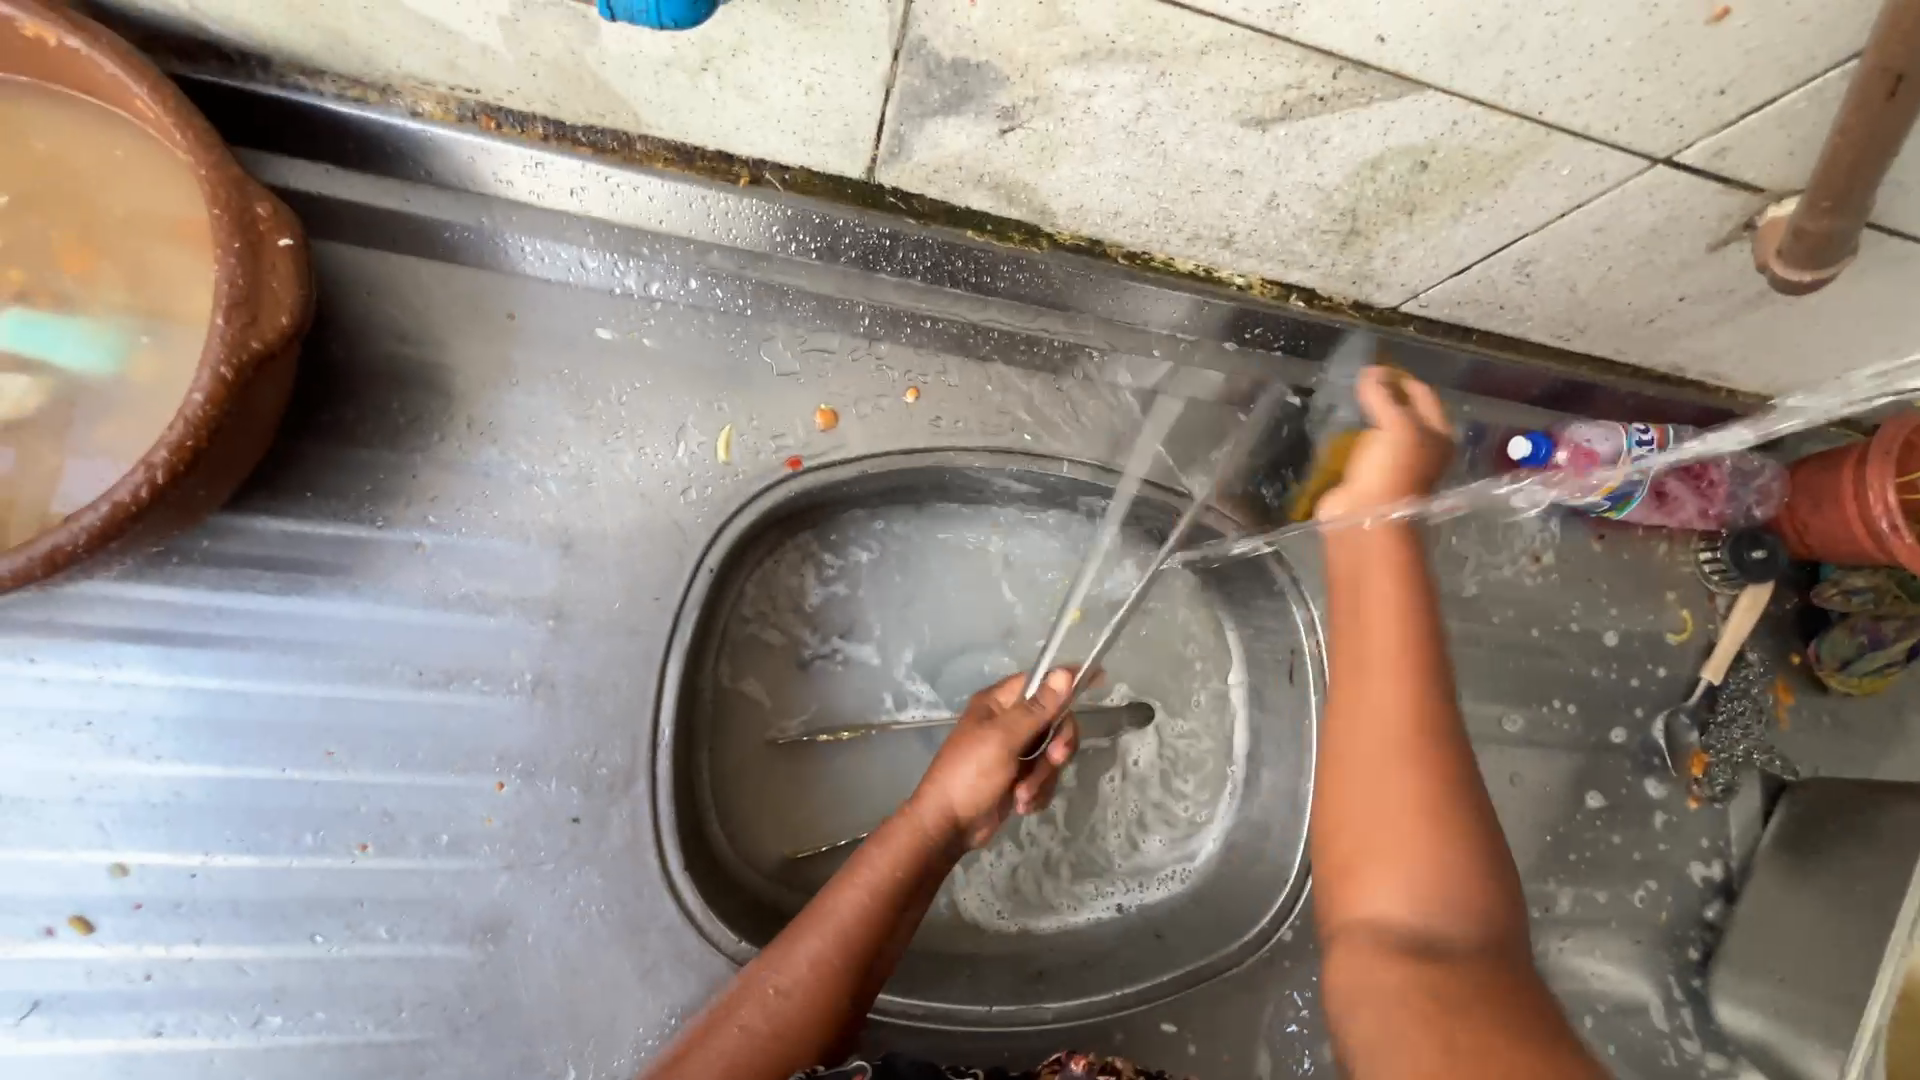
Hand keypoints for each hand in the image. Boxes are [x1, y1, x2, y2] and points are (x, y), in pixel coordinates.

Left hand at [904, 669, 1080, 850]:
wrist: (948, 825)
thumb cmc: (969, 774)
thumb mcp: (1004, 739)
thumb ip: (1037, 709)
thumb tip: (1064, 674)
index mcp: (998, 703)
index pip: (1040, 681)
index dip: (1065, 681)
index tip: (1098, 679)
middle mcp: (1008, 722)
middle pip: (1055, 721)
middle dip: (1056, 746)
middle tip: (1052, 760)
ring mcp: (1014, 751)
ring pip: (1053, 753)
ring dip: (1043, 777)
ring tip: (1022, 794)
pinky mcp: (1019, 777)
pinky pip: (1046, 777)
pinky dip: (1038, 792)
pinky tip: (1021, 804)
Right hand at [1314, 367, 1454, 521]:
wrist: (1366, 516)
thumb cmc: (1391, 469)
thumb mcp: (1395, 425)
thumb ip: (1383, 396)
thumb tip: (1369, 371)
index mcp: (1437, 435)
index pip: (1422, 394)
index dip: (1400, 377)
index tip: (1373, 367)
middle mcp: (1419, 447)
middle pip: (1403, 411)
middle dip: (1384, 395)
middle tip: (1359, 382)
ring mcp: (1392, 462)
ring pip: (1380, 430)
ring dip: (1366, 416)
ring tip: (1347, 400)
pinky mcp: (1367, 475)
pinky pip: (1360, 447)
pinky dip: (1350, 436)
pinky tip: (1338, 428)